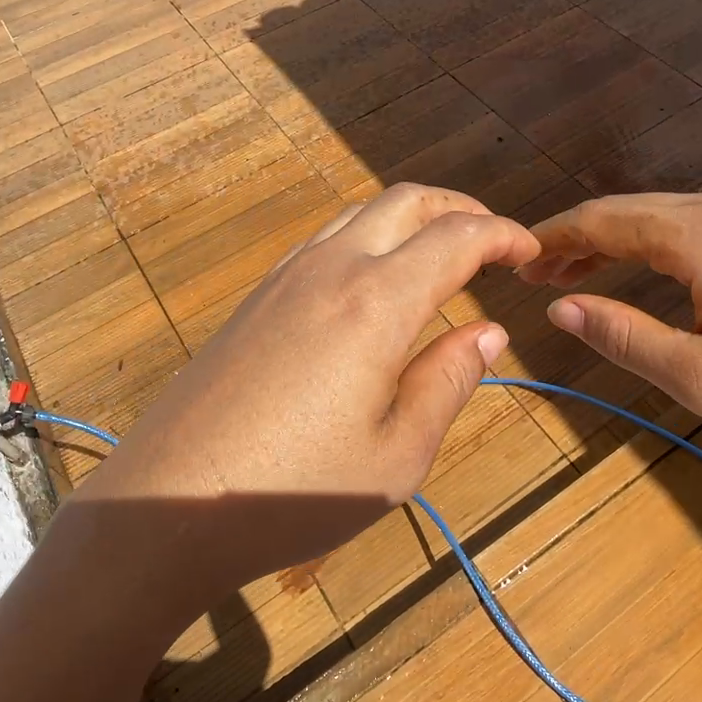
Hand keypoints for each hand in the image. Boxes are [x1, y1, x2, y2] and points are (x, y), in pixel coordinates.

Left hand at [73, 182, 539, 603]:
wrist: (171, 499)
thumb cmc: (295, 489)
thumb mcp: (396, 455)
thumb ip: (447, 382)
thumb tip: (488, 332)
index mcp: (377, 302)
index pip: (456, 238)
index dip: (502, 235)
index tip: (530, 253)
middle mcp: (332, 269)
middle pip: (405, 201)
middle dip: (459, 208)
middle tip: (492, 241)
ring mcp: (285, 277)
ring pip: (359, 213)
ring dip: (410, 218)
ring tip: (438, 254)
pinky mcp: (256, 296)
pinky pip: (324, 240)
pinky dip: (367, 237)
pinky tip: (373, 281)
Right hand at [516, 190, 701, 467]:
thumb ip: (622, 336)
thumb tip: (559, 306)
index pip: (603, 220)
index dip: (552, 238)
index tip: (512, 259)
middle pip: (630, 210)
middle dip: (578, 238)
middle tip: (537, 272)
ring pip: (664, 217)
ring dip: (616, 242)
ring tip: (579, 275)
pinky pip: (699, 228)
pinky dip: (656, 248)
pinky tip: (652, 280)